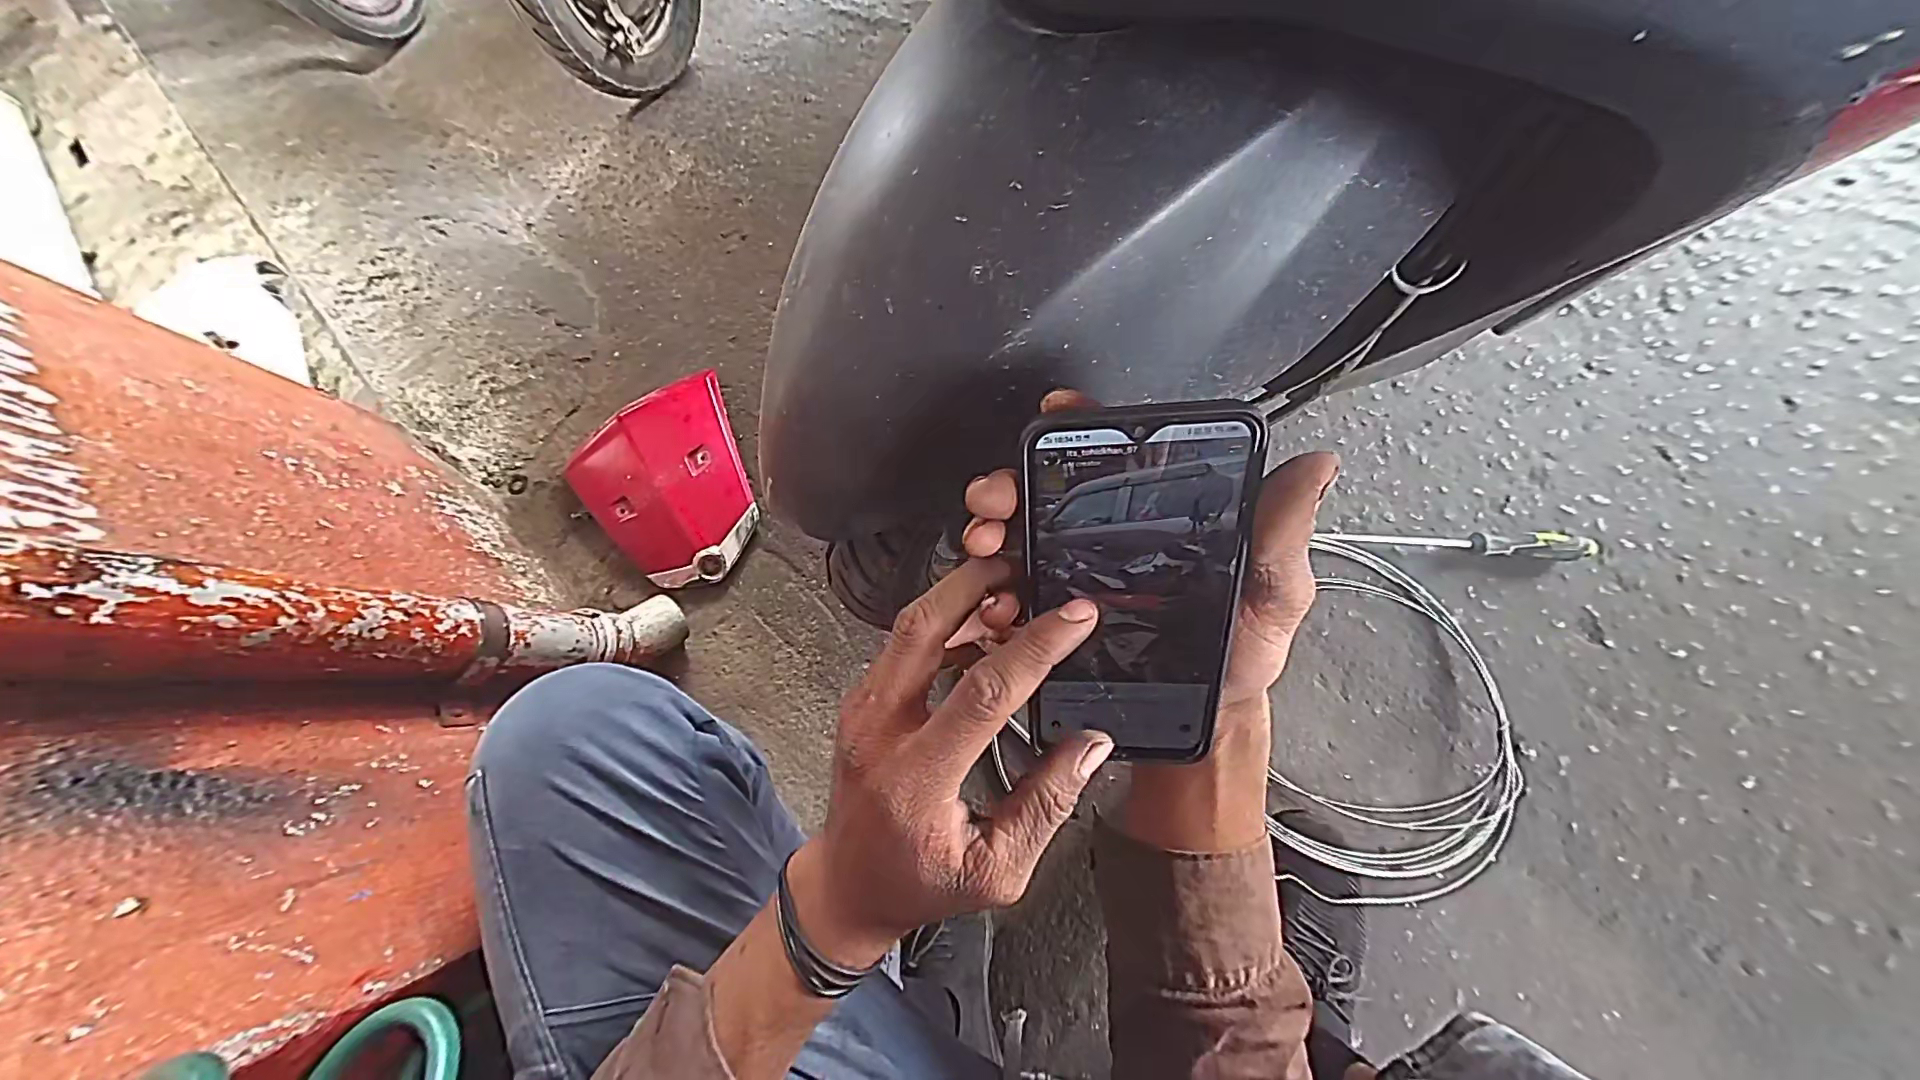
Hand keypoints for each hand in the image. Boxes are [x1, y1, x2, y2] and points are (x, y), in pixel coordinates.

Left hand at [784, 557, 1116, 967]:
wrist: (849, 881)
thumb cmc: (917, 880)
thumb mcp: (996, 869)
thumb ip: (1047, 803)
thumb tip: (1089, 744)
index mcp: (917, 778)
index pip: (983, 692)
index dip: (1036, 646)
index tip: (1074, 618)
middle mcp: (880, 730)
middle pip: (924, 628)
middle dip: (976, 584)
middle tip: (1022, 567)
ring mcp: (864, 709)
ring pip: (910, 625)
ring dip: (959, 595)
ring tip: (1008, 590)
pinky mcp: (863, 700)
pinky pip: (904, 643)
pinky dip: (944, 621)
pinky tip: (978, 626)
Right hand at [962, 390, 1336, 849]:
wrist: (1205, 716)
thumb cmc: (1238, 657)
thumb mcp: (1273, 594)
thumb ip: (1281, 535)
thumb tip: (1313, 468)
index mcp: (1152, 523)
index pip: (1111, 463)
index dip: (1080, 430)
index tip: (1059, 412)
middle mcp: (1103, 545)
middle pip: (1044, 498)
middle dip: (1010, 487)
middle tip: (1000, 496)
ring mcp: (1073, 583)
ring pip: (1017, 542)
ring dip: (991, 535)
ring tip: (990, 545)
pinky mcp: (1051, 622)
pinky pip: (1012, 599)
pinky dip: (993, 596)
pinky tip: (999, 604)